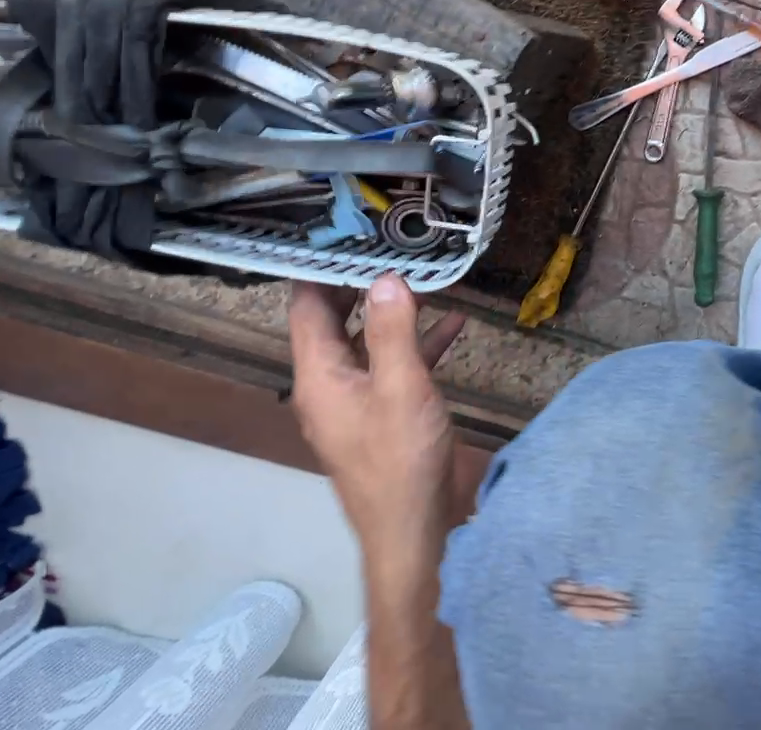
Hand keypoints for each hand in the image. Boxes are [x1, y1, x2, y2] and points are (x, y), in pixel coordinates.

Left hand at [288, 275, 466, 579]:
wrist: (412, 524)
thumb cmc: (400, 456)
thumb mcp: (401, 387)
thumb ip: (394, 331)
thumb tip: (385, 277)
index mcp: (319, 376)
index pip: (306, 311)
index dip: (319, 273)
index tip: (344, 235)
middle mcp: (330, 384)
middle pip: (336, 323)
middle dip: (360, 285)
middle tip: (389, 245)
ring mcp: (358, 399)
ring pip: (370, 342)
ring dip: (395, 311)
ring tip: (425, 276)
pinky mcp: (385, 412)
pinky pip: (396, 365)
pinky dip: (419, 342)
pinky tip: (454, 325)